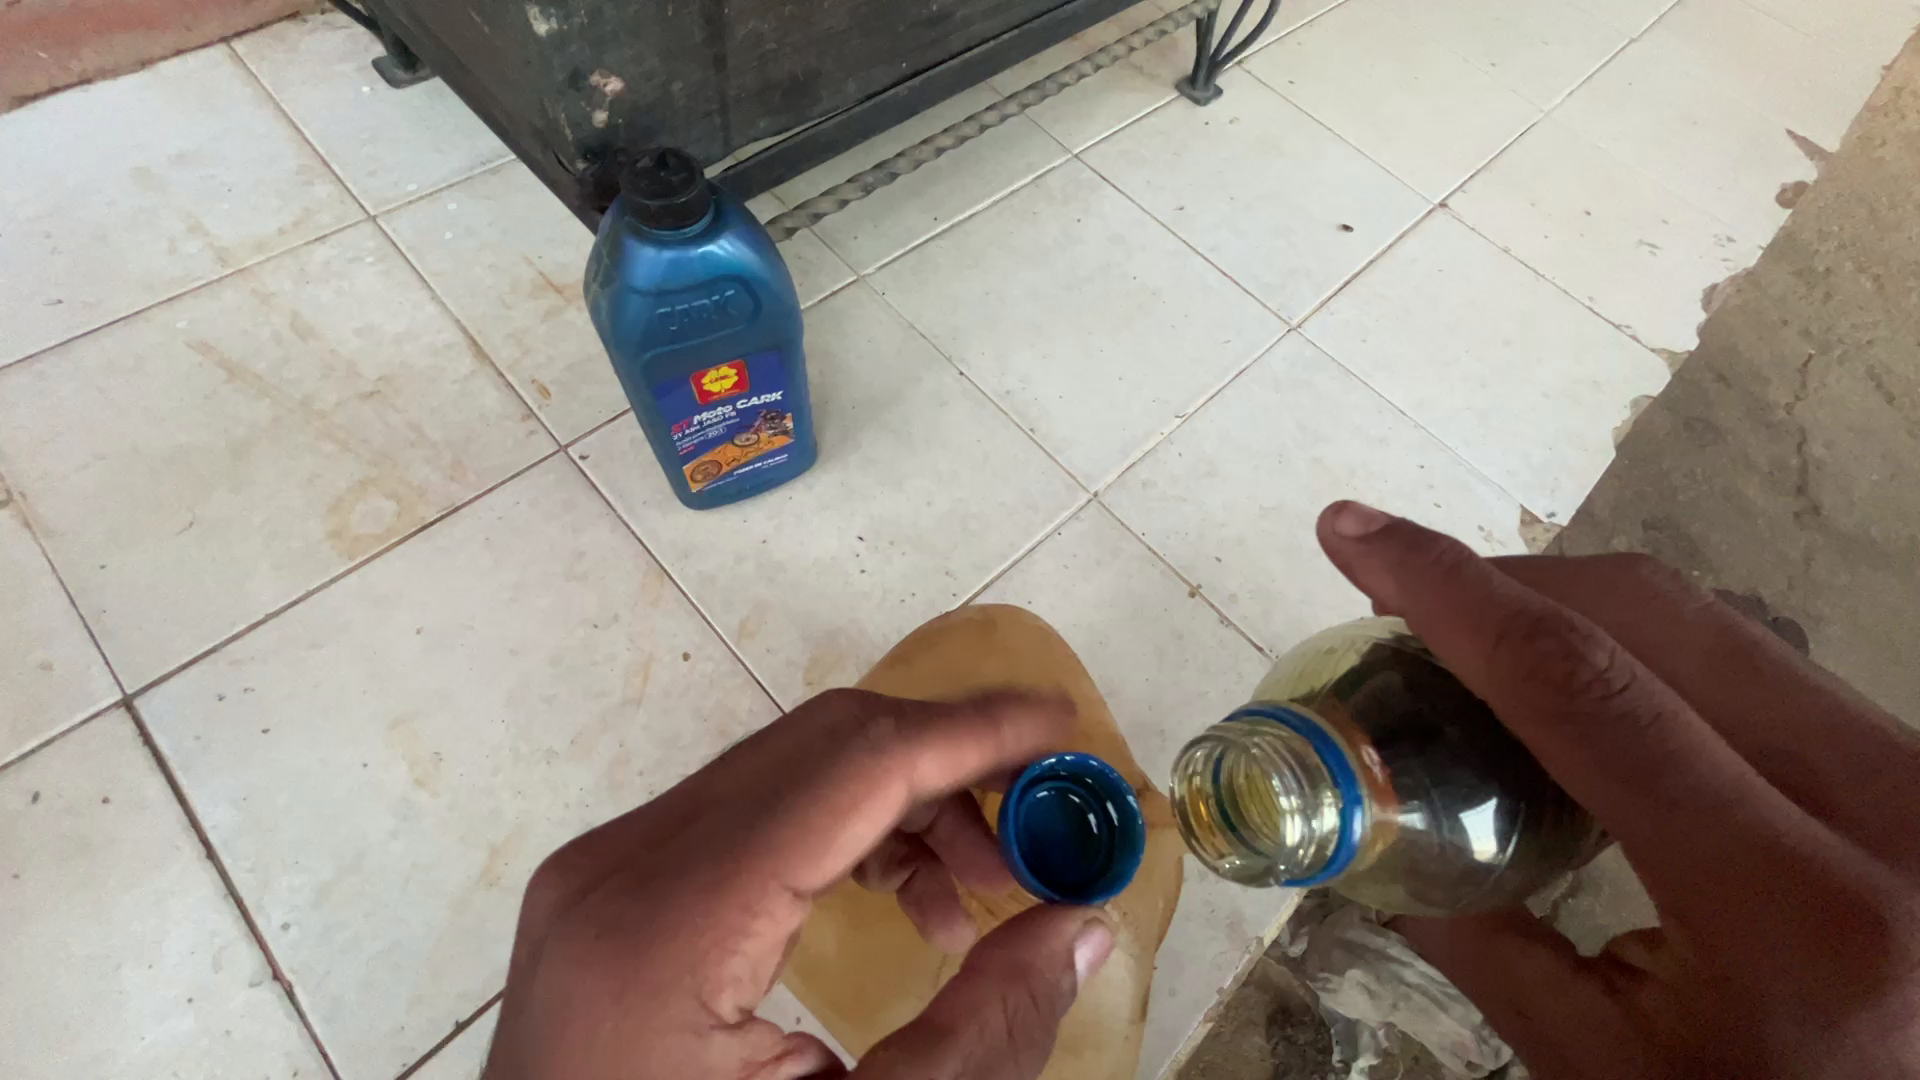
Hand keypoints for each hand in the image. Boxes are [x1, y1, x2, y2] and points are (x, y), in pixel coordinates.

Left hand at [483, 688, 1116, 1079]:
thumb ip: (982, 1035)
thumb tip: (1080, 923)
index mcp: (669, 925)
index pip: (855, 765)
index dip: (974, 732)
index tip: (1062, 722)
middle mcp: (627, 860)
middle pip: (828, 743)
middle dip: (953, 760)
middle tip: (1041, 808)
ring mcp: (617, 861)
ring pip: (801, 763)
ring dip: (909, 796)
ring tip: (982, 881)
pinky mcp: (627, 876)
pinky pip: (767, 805)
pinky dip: (857, 824)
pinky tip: (908, 892)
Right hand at [1316, 501, 1919, 1077]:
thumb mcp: (1600, 1066)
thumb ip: (1471, 935)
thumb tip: (1361, 824)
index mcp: (1790, 908)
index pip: (1575, 682)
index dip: (1445, 588)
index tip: (1350, 533)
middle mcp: (1893, 809)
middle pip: (1646, 609)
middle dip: (1494, 578)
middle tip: (1394, 603)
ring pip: (1702, 616)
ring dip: (1555, 604)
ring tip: (1470, 648)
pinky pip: (1740, 653)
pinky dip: (1624, 640)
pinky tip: (1571, 691)